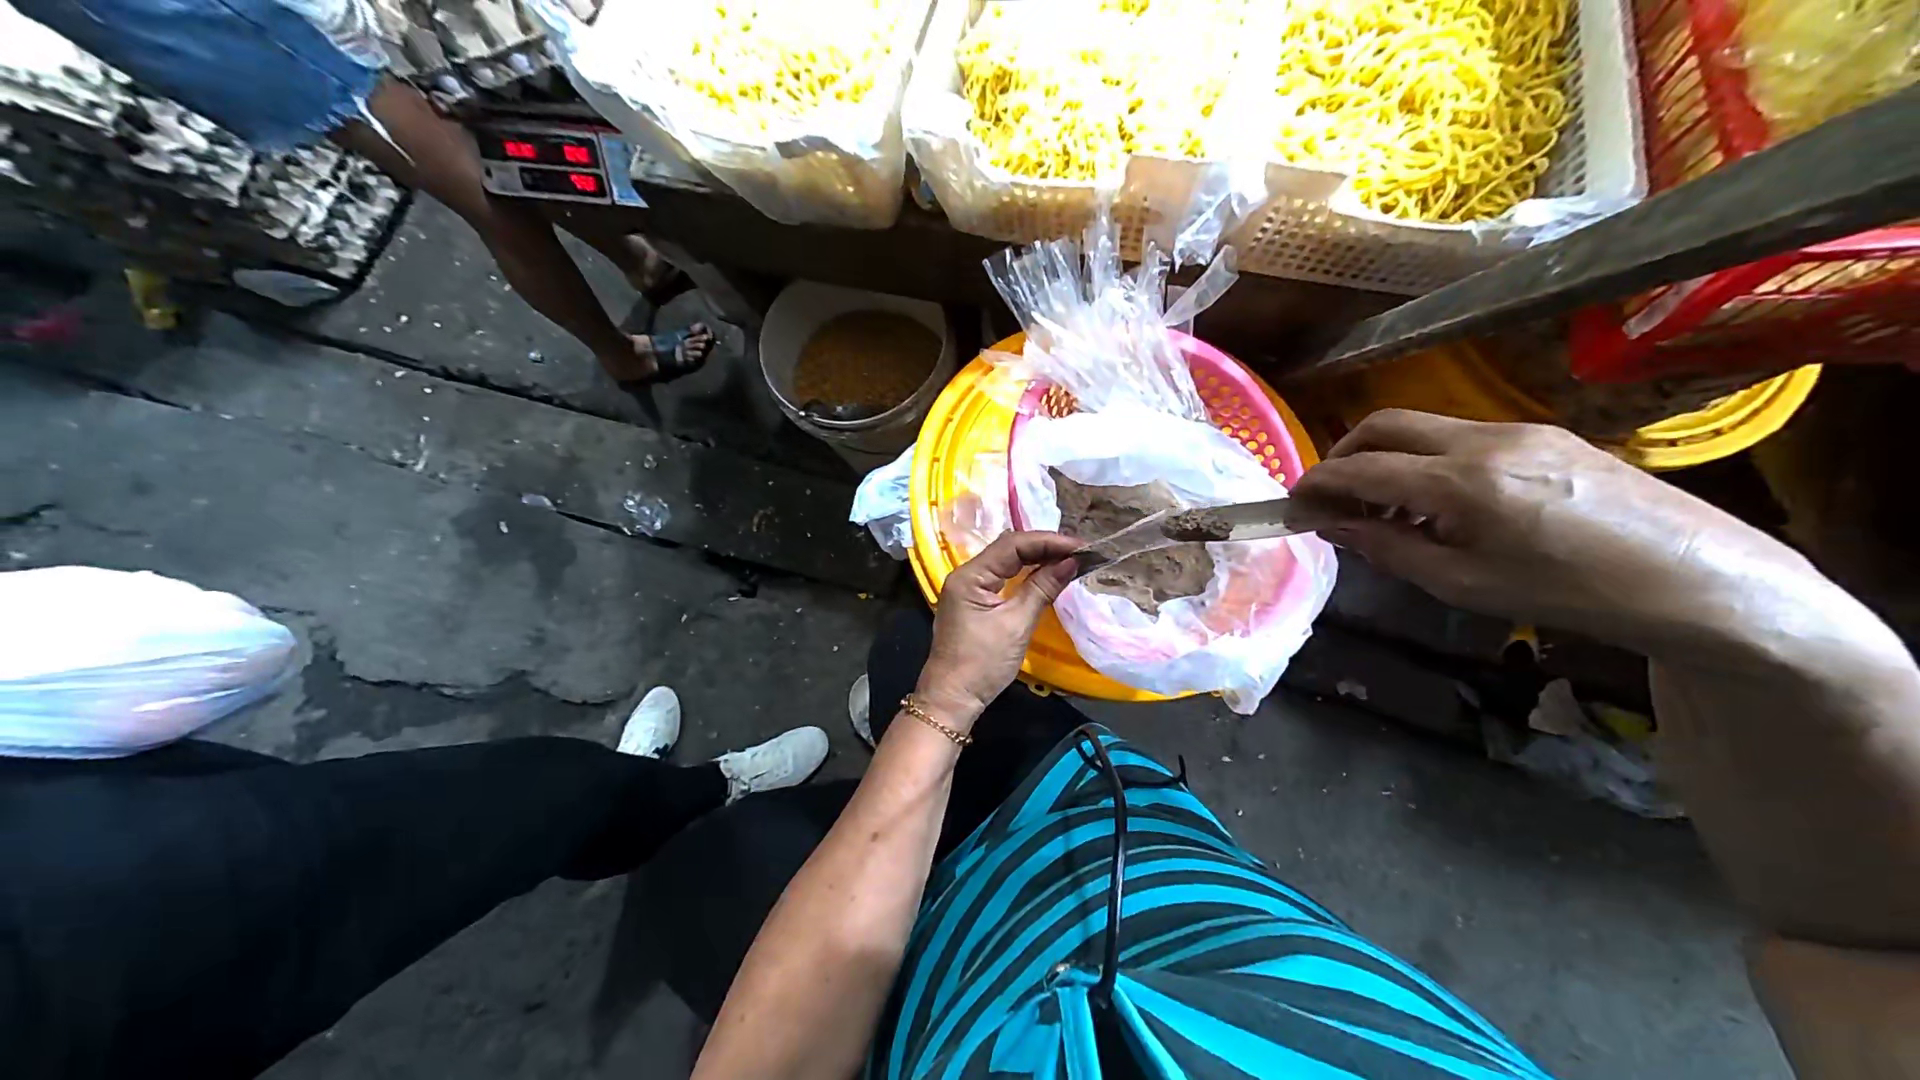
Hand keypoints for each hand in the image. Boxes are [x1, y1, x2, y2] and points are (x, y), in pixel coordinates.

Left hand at [915, 531, 1080, 726]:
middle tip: (1079, 551)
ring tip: (1068, 559)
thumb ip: (1042, 588)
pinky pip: (1002, 576)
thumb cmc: (983, 663)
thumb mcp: (1017, 624)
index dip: (1048, 541)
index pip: (1012, 545)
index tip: (1080, 546)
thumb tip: (1070, 562)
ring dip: (1037, 558)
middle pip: (1008, 548)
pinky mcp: (974, 600)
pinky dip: (1026, 573)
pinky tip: (1046, 573)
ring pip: (1006, 561)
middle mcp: (966, 574)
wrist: (952, 697)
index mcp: (970, 576)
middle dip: (1044, 546)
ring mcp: (968, 587)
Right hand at [1291, 409, 1808, 655]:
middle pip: (1384, 424)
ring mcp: (1519, 430)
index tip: (1292, 504)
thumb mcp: (1464, 584)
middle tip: (1328, 496)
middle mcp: (1484, 440)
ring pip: (1422, 426)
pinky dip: (1425, 457)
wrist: (1700, 580)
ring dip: (1384, 455)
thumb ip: (1388, 547)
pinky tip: (1437, 499)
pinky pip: (1460, 435)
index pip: (1362, 467)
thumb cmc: (1570, 594)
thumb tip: (1335, 525)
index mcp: (1462, 483)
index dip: (1317, 483)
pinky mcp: (1546, 434)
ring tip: (1382, 504)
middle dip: (1342, 455)